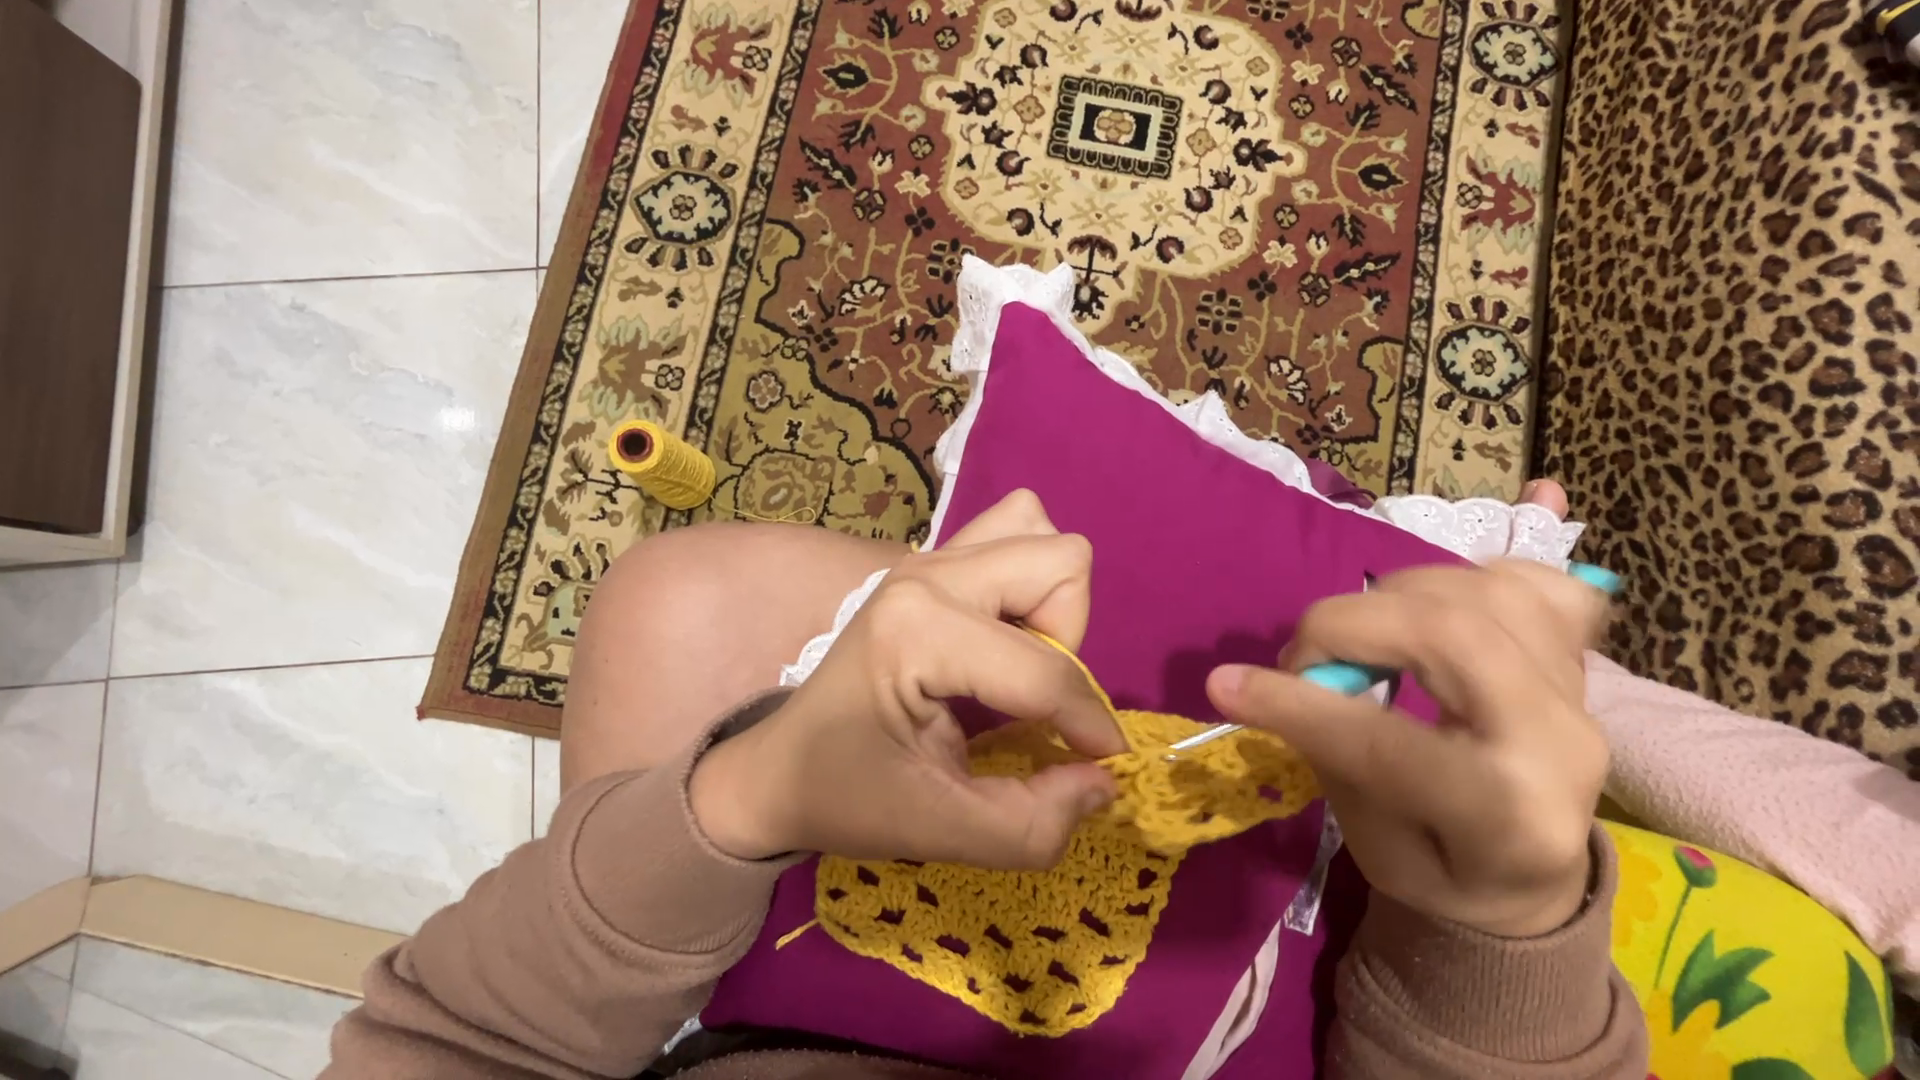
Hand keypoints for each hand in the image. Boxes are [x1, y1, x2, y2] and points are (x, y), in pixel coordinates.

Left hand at [689, 490, 1126, 869]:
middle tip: (1035, 701)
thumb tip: (1106, 782)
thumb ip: (1033, 824)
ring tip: (1020, 659)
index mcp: (918, 633)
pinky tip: (1003, 637)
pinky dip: (1028, 581)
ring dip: (1051, 600)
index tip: (1099, 764)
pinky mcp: (929, 562)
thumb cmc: (846, 796)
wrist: (779, 768)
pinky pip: (1010, 535)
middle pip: (1061, 563)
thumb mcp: (940, 830)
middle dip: (1070, 641)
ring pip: (1038, 532)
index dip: (1089, 723)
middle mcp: (925, 575)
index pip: (1043, 668)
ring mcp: (925, 559)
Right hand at [1207, 560, 1611, 937]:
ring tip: (1361, 636)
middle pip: (1452, 634)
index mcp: (1510, 818)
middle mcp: (1562, 743)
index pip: (1390, 742)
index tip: (1226, 685)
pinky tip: (1436, 605)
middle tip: (1303, 658)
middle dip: (1346, 626)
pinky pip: (1538, 583)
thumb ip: (1330, 760)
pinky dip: (1474, 576)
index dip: (1297, 705)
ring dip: (1396, 596)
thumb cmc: (1444, 875)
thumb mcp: (1377, 849)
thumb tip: (1251, 684)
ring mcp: (1582, 693)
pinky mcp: (1581, 661)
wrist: (1535, 877)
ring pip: (1485, 592)